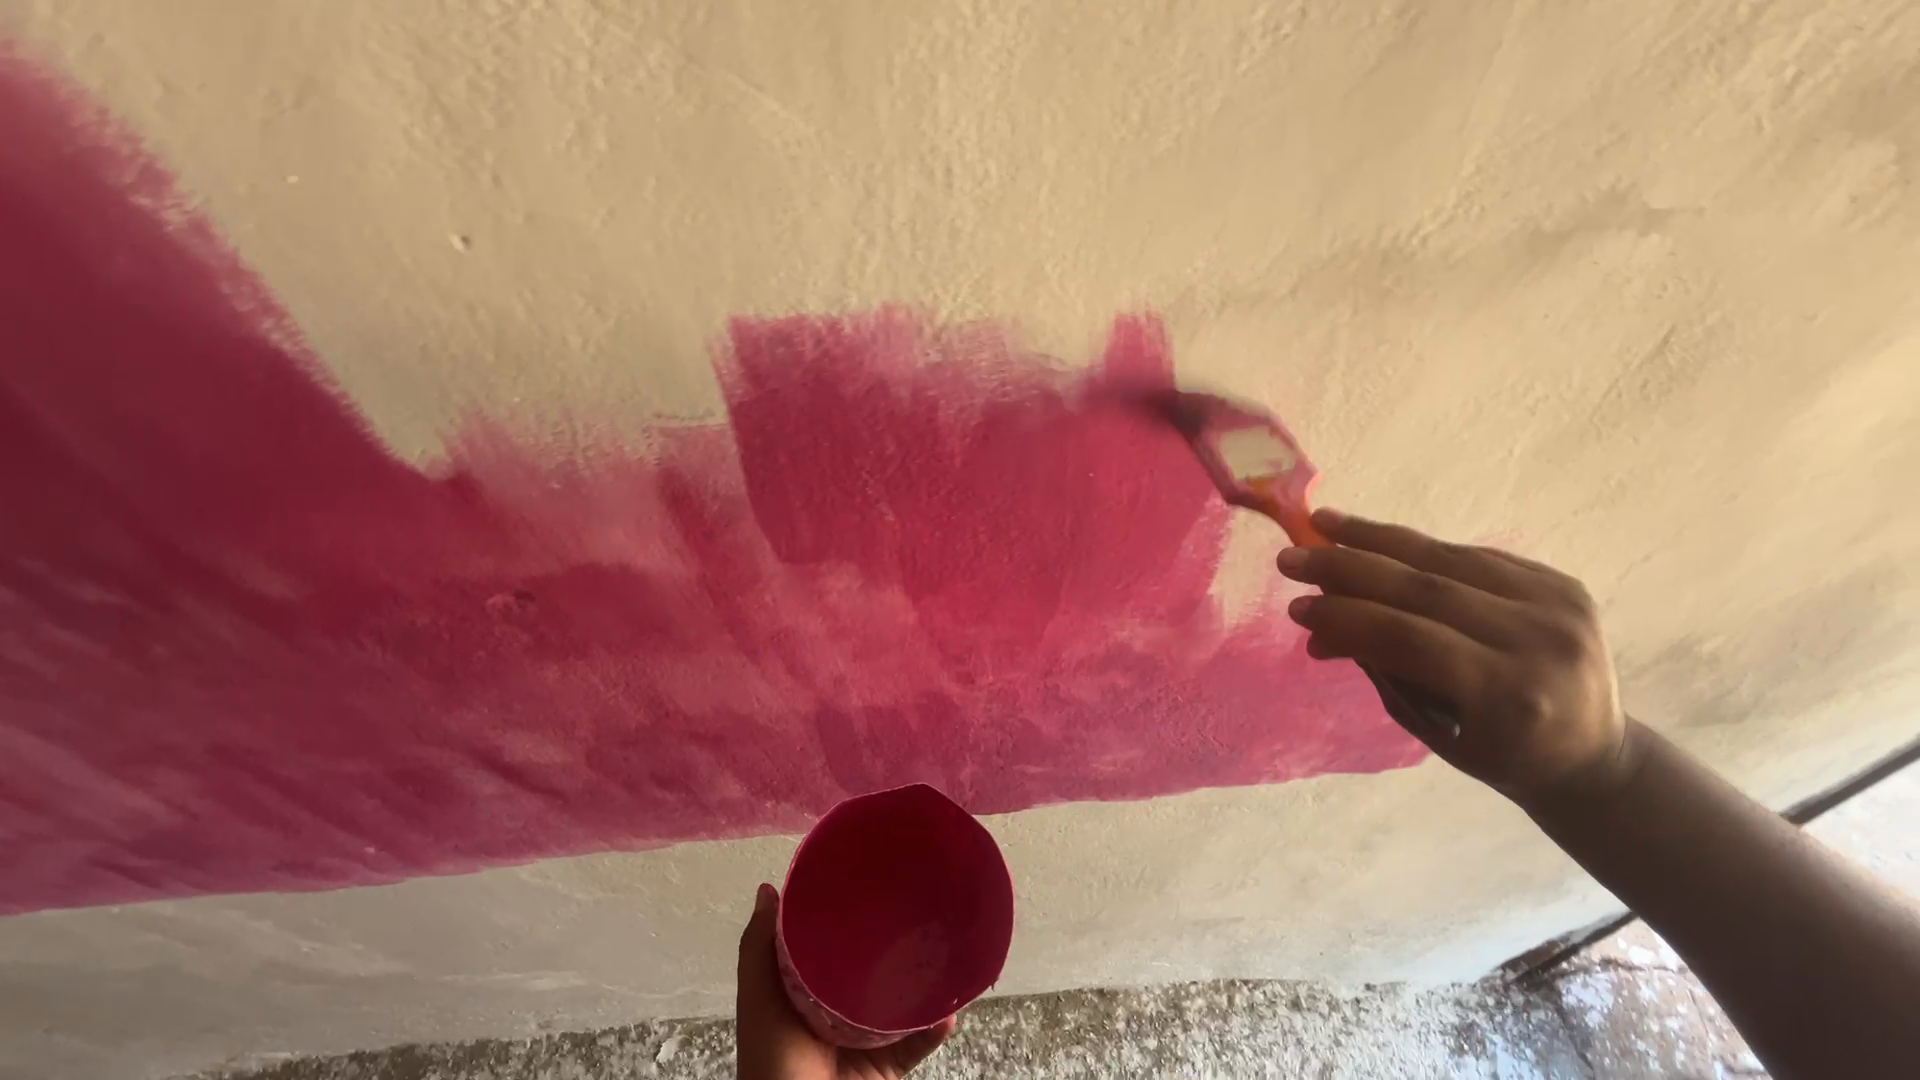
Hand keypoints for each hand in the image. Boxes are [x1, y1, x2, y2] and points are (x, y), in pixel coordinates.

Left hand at [737, 883, 956, 1079]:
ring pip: (901, 1004)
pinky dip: (935, 1028)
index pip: (827, 946)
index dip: (843, 917)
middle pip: (870, 972)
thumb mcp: (759, 999)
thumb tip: (768, 888)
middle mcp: (837, 1011)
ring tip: (945, 955)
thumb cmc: (773, 1058)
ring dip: (924, 985)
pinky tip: (950, 1010)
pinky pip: (917, 1043)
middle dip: (893, 946)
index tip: (866, 881)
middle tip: (918, 911)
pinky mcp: (885, 1068)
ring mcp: (864, 1041)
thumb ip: (760, 949)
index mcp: (805, 992)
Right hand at [1275, 508, 1640, 805]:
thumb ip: (1377, 668)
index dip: (1346, 615)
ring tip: (1324, 524)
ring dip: (1375, 539)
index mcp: (1509, 693)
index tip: (1294, 605)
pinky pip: (1471, 556)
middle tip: (1292, 557)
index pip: (1408, 637)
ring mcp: (1557, 605)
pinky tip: (1374, 539)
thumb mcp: (1430, 725)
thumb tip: (1317, 625)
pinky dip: (1415, 548)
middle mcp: (1538, 641)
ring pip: (1446, 559)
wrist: (1593, 754)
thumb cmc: (1498, 753)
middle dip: (1347, 567)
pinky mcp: (1562, 582)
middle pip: (1424, 588)